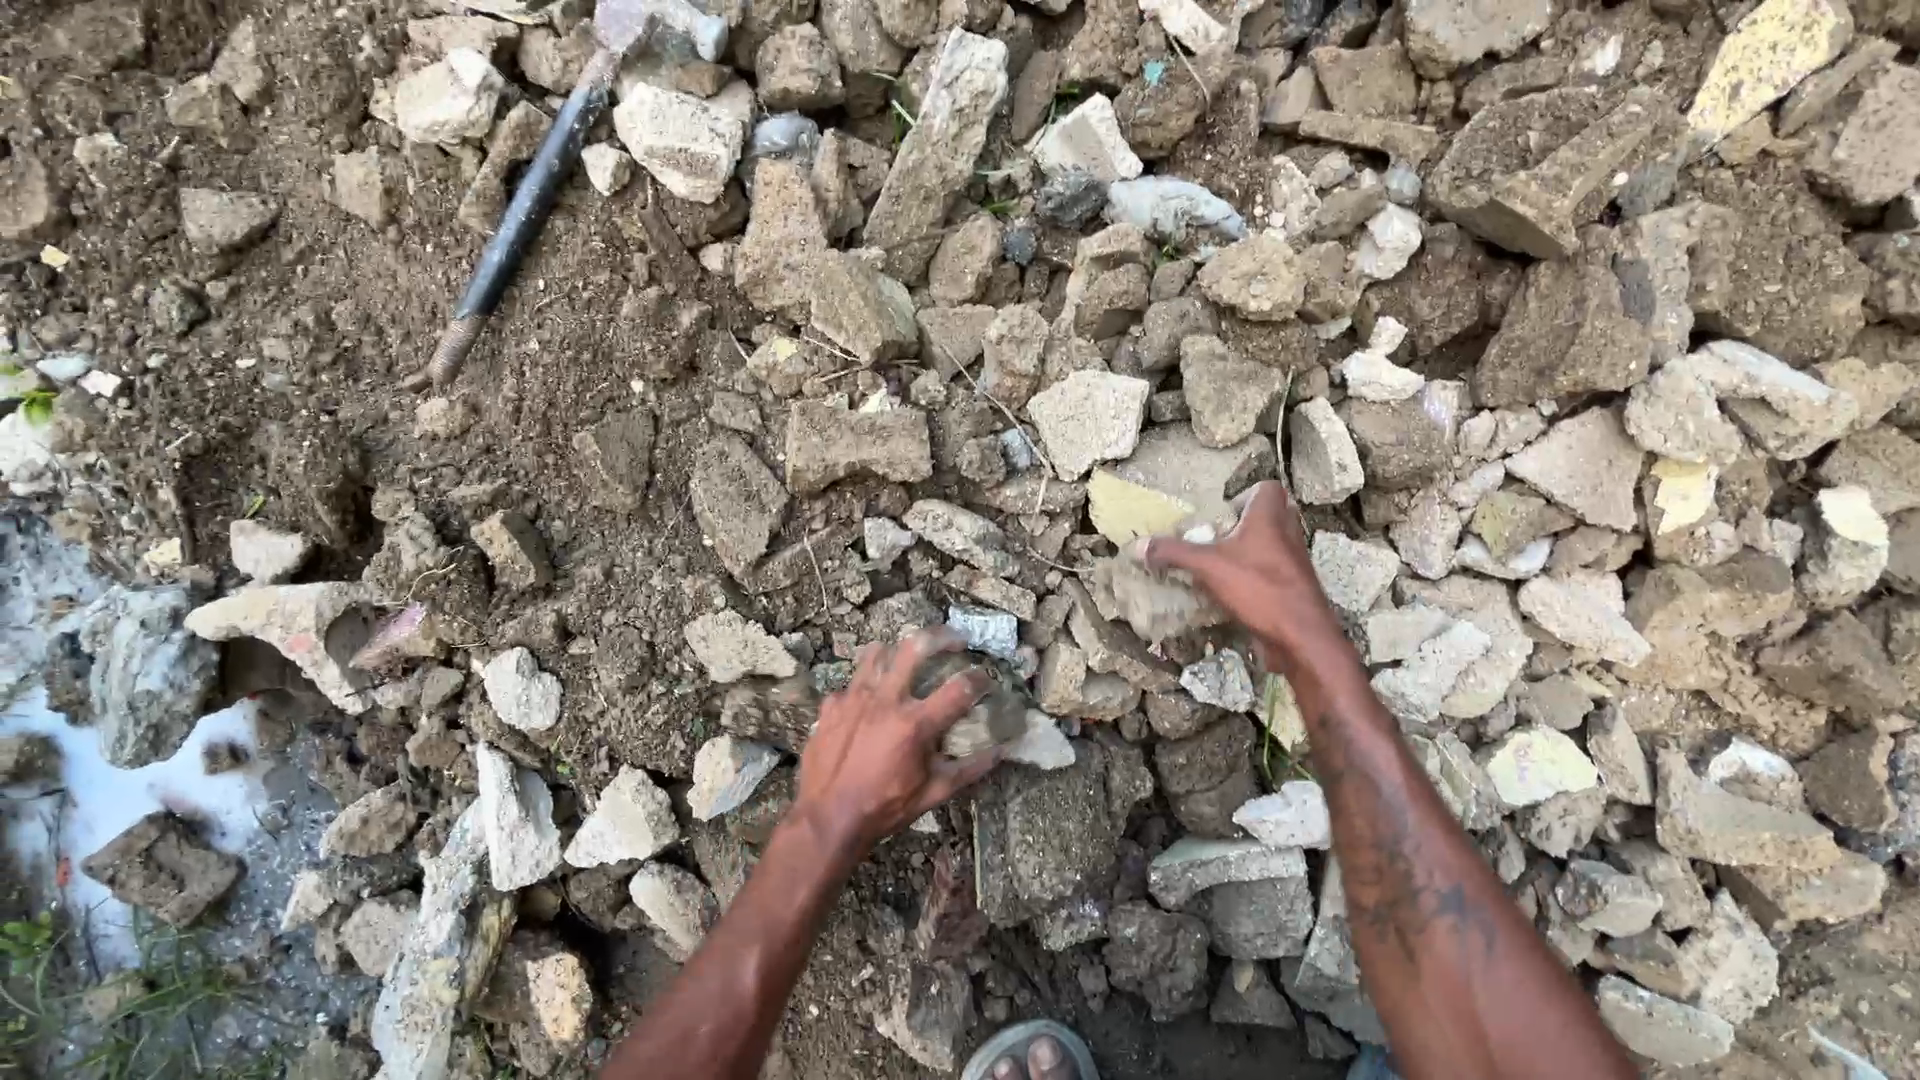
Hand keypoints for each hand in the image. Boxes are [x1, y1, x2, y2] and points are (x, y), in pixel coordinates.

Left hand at [790, 627, 1001, 857]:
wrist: (827, 819)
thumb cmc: (884, 808)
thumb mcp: (933, 794)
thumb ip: (969, 769)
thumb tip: (1000, 752)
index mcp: (914, 724)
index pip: (959, 688)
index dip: (979, 679)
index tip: (986, 678)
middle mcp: (885, 701)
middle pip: (916, 647)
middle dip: (942, 637)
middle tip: (955, 639)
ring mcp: (853, 698)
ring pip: (878, 653)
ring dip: (897, 651)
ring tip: (907, 657)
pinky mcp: (831, 705)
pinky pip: (851, 683)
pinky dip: (865, 686)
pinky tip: (869, 701)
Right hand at [1144, 481, 1354, 688]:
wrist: (1301, 636)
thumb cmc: (1259, 588)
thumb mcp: (1207, 566)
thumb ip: (1173, 553)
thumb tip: (1137, 546)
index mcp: (1270, 518)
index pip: (1267, 488)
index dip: (1244, 495)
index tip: (1221, 514)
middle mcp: (1287, 534)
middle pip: (1271, 515)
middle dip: (1244, 524)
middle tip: (1218, 537)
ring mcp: (1293, 563)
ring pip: (1273, 545)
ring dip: (1249, 551)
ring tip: (1220, 565)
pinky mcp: (1293, 589)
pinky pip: (1272, 573)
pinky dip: (1253, 577)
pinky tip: (1230, 593)